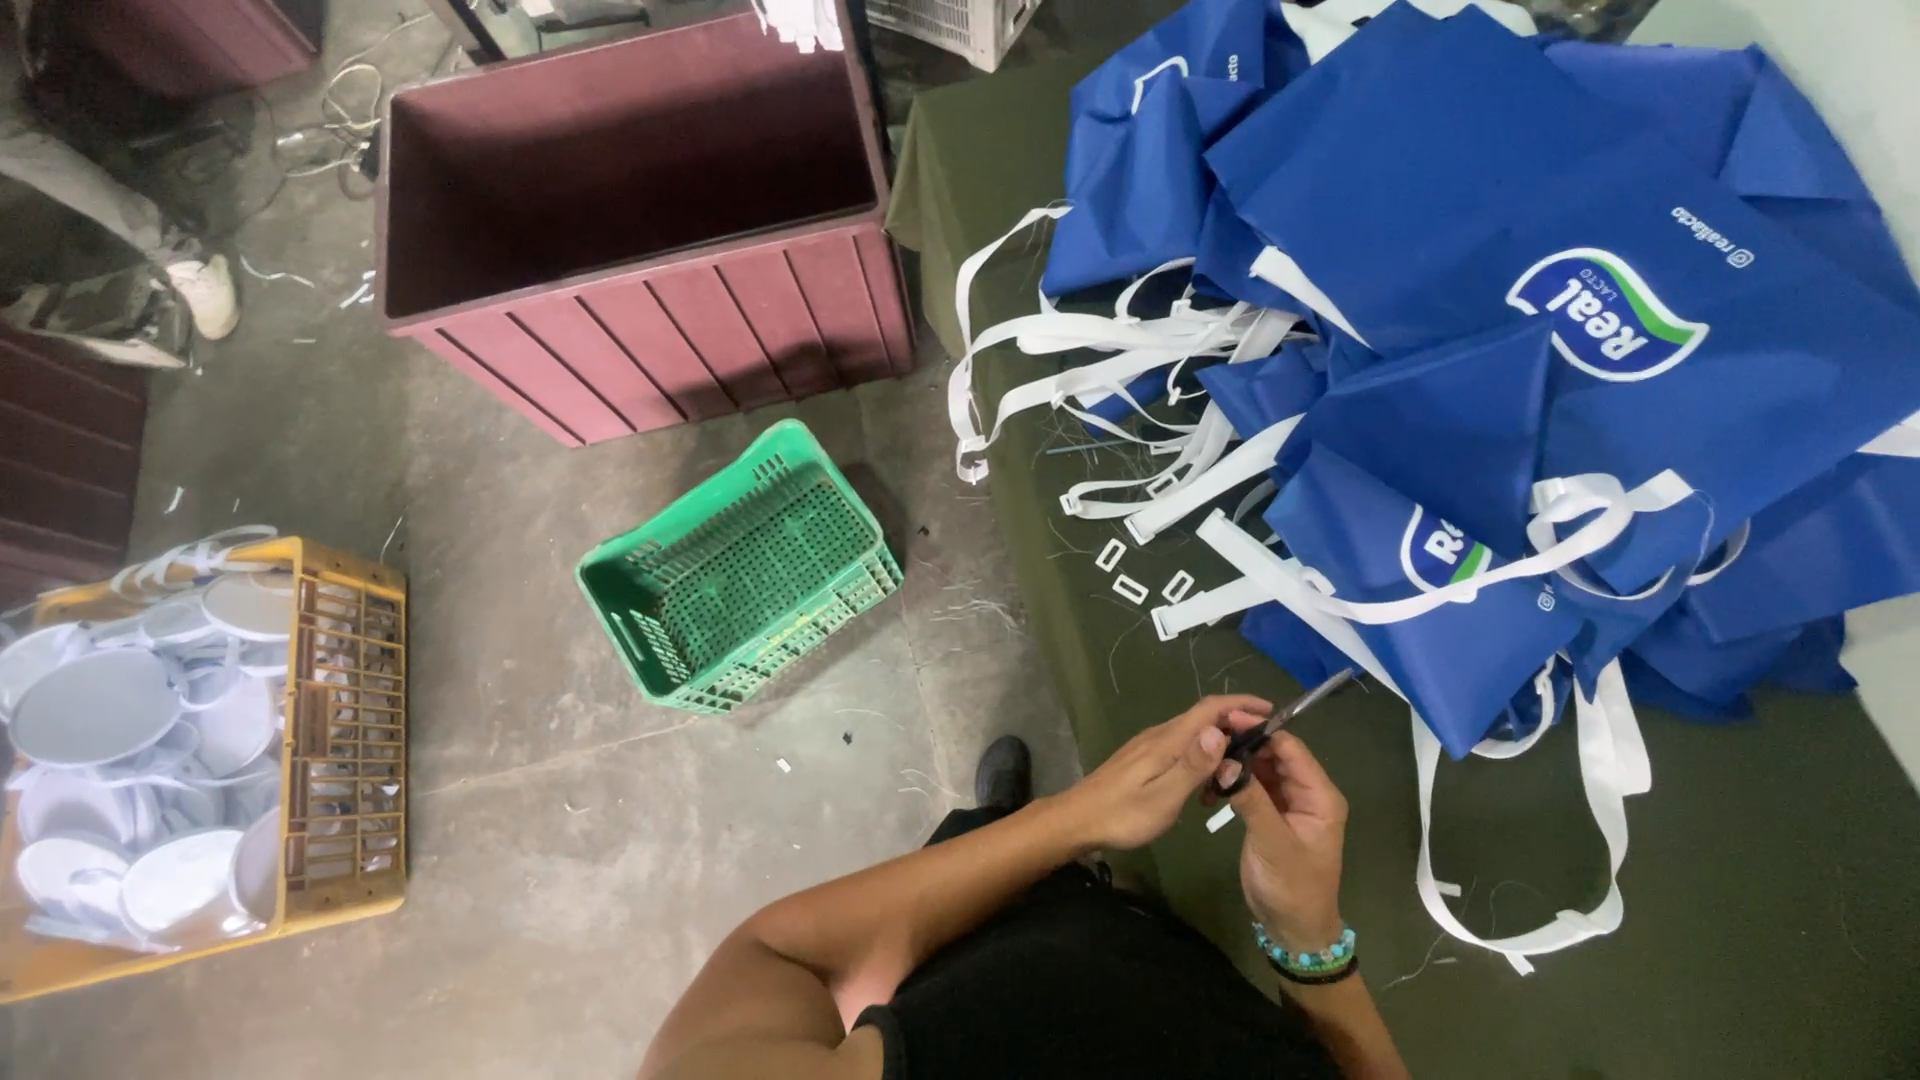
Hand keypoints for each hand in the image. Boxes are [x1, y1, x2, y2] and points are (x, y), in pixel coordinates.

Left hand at [1053, 695, 1272, 852]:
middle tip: (1265, 750)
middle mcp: (1160, 735)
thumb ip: (1193, 765)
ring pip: (1194, 734)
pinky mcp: (1144, 759)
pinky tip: (1207, 787)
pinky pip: (1182, 748)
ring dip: (1221, 745)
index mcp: (1168, 740)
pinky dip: (1203, 758)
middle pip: (1204, 718)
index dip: (1241, 705)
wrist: (1077, 820)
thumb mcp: (1163, 797)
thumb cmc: (1122, 814)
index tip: (1272, 713)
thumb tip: (1219, 730)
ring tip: (1241, 773)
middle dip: (1237, 725)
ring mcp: (1150, 746)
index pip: (1210, 708)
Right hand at [1221, 722, 1347, 952]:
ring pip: (1259, 766)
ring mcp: (1287, 802)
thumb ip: (1251, 800)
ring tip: (1204, 754)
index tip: (1226, 720)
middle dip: (1243, 742)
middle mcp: (1305, 792)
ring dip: (1235, 760)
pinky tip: (1209, 781)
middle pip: (1273, 753)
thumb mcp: (1273, 843)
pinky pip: (1250, 784)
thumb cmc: (1293, 887)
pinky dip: (1232, 779)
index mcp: (1319, 795)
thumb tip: (1225, 760)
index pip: (1290, 748)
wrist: (1292, 929)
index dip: (1260, 730)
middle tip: (1207, 736)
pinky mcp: (1269, 812)